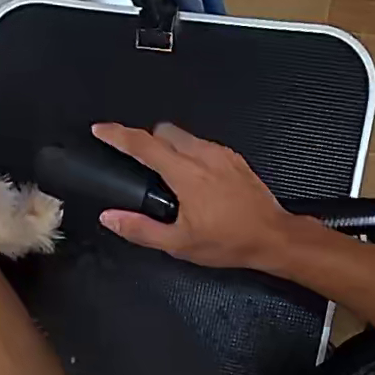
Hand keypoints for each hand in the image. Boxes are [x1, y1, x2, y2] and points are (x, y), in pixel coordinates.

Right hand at [92, 122, 304, 270]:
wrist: (273, 237)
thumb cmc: (231, 241)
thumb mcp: (180, 244)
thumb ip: (141, 230)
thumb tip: (111, 218)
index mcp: (186, 174)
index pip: (143, 143)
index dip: (117, 135)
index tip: (101, 130)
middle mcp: (204, 156)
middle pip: (164, 131)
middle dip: (147, 140)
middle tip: (140, 162)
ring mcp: (223, 155)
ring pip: (186, 137)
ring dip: (171, 147)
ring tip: (170, 174)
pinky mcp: (236, 160)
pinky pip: (206, 146)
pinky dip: (193, 154)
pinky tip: (196, 178)